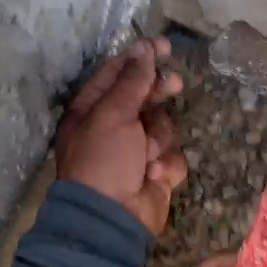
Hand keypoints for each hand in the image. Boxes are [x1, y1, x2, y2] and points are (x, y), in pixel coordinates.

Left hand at [55, 38, 187, 232]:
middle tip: (174, 85)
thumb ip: (131, 81)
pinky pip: (171, 155)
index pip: (117, 74)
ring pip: (162, 127)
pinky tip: (152, 176)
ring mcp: (134, 150)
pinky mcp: (154, 172)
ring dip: (158, 140)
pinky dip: (165, 165)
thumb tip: (143, 47)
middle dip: (158, 94)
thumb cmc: (103, 161)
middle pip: (143, 97)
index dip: (140, 58)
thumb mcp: (113, 115)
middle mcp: (112, 126)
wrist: (111, 220)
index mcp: (92, 110)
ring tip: (146, 157)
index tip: (164, 46)